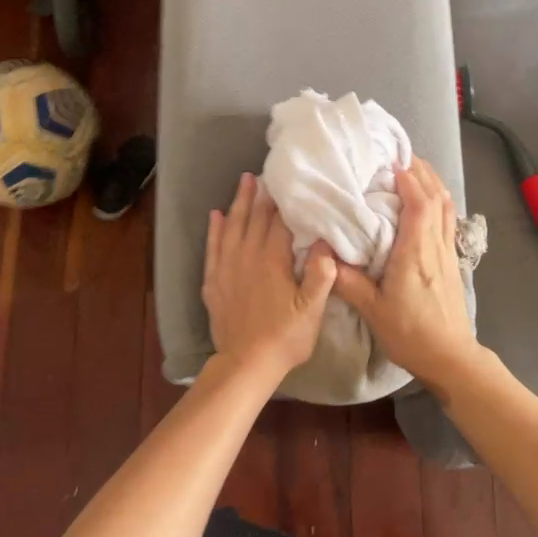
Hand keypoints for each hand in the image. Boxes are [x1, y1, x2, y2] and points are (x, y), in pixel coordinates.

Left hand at [203, 172, 337, 379]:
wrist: (246, 364)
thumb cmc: (285, 337)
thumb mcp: (312, 309)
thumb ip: (320, 273)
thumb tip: (324, 240)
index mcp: (272, 260)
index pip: (278, 223)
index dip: (283, 202)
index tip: (287, 182)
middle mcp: (246, 257)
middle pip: (253, 219)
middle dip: (260, 195)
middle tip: (263, 173)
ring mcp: (226, 269)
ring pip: (231, 228)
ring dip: (238, 204)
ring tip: (243, 182)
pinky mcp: (213, 283)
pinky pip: (213, 248)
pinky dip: (215, 230)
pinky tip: (216, 216)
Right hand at [331, 158, 484, 387]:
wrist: (449, 356)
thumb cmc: (410, 333)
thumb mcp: (372, 310)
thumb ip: (347, 281)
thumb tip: (322, 255)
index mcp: (416, 252)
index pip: (419, 203)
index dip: (408, 178)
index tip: (388, 162)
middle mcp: (435, 245)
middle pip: (437, 196)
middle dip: (421, 171)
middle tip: (398, 155)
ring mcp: (447, 252)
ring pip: (446, 206)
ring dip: (432, 183)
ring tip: (413, 170)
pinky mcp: (452, 261)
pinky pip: (448, 220)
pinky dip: (438, 201)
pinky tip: (426, 201)